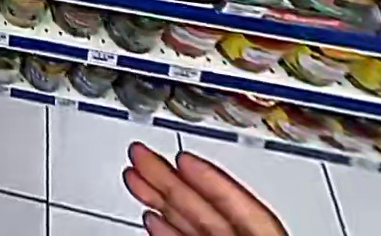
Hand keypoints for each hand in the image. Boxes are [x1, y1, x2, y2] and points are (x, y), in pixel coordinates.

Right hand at [124, 142, 286, 235]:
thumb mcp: (246, 233)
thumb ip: (225, 211)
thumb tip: (182, 184)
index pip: (239, 201)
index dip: (208, 177)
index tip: (179, 155)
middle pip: (209, 208)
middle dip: (168, 178)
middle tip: (139, 153)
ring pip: (196, 225)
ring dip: (161, 199)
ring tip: (134, 176)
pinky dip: (169, 230)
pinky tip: (151, 216)